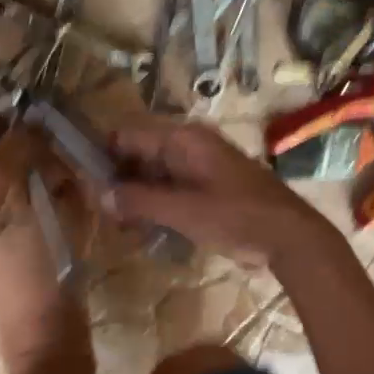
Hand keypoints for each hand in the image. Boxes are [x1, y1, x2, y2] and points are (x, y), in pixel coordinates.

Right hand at [107, 122, 336, 263]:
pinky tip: (142, 231)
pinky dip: (154, 207)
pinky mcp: (207, 191)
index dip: (102, 155)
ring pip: (152, 176)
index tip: (83, 182)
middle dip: (117, 182)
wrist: (290, 238)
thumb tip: (99, 194)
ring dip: (134, 199)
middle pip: (138, 156)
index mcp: (183, 139)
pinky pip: (170, 192)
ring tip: (119, 227)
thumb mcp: (183, 210)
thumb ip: (139, 201)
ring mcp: (199, 169)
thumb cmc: (237, 217)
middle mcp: (188, 147)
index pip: (127, 135)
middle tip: (99, 212)